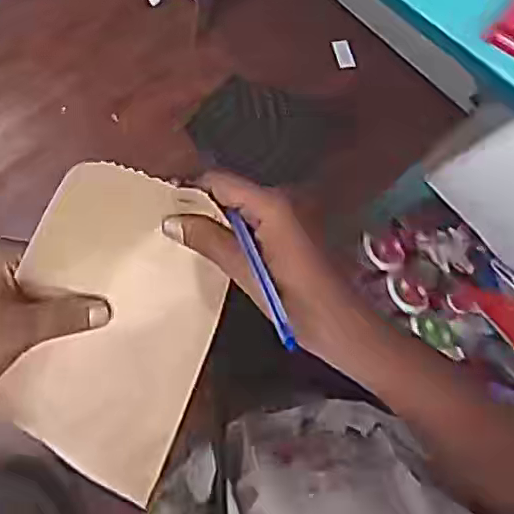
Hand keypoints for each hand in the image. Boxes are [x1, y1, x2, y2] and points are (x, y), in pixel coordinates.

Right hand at [162, 171, 372, 367]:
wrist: (352, 334)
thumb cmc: (304, 308)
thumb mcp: (250, 277)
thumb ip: (212, 243)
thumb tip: (171, 220)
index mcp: (271, 206)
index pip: (218, 180)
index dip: (188, 187)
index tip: (160, 202)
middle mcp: (279, 200)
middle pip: (227, 188)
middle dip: (196, 200)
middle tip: (166, 220)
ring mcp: (285, 214)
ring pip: (237, 202)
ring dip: (211, 214)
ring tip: (182, 231)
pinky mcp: (288, 229)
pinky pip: (250, 216)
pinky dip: (229, 225)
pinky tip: (214, 244)